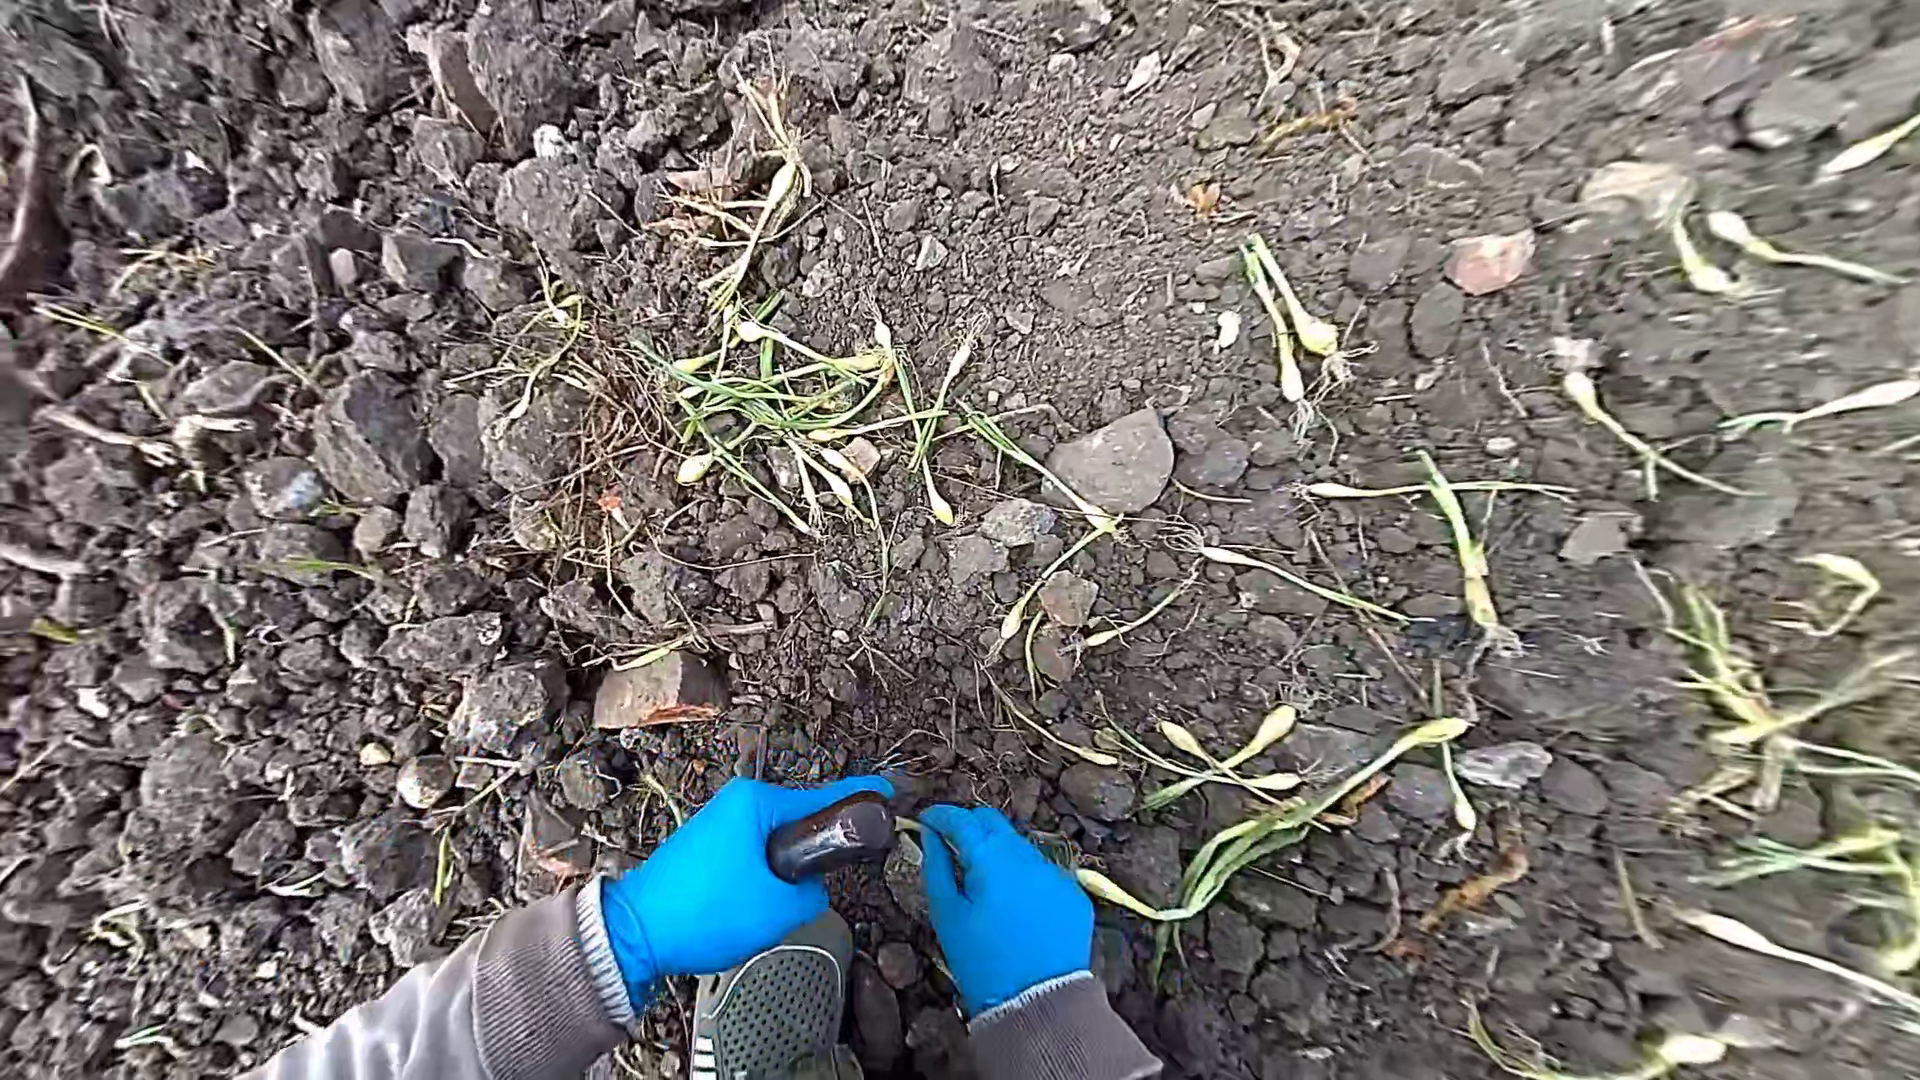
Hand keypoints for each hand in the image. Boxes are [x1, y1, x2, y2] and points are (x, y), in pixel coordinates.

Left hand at [601, 775, 892, 1005]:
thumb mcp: (774, 910)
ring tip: (783, 896)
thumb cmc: (702, 912)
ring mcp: (721, 820)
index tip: (885, 790)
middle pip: (797, 820)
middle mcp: (738, 801)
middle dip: (813, 847)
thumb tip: (813, 887)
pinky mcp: (709, 842)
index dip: (858, 797)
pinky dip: (763, 869)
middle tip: (831, 868)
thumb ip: (811, 893)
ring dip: (784, 864)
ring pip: (774, 839)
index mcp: (756, 803)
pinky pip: (752, 848)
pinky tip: (760, 896)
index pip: (821, 797)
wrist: (632, 936)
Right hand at [919, 804, 1092, 1016]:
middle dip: (969, 827)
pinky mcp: (1073, 892)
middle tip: (952, 846)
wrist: (1039, 1009)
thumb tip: (929, 835)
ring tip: (984, 885)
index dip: (941, 815)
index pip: (962, 819)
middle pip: (993, 822)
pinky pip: (1041, 871)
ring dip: (998, 853)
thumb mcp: (948, 916)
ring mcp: (1054, 872)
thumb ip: (936, 867)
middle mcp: (1027, 855)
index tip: (927, 820)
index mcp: (993, 858)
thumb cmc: (983, 965)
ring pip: (1018, 846)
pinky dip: (1024, 878)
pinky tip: (1015, 907)